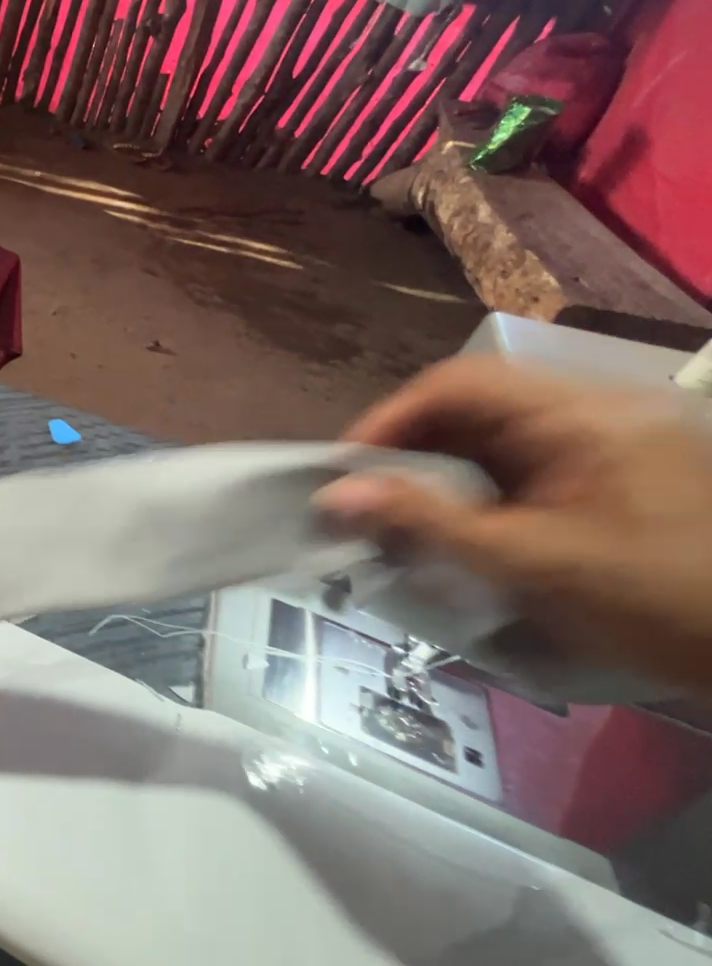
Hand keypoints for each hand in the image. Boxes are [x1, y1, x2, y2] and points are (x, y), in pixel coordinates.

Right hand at [317, 356, 711, 688]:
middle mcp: (593, 413)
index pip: (457, 384)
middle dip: (404, 449)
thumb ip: (423, 522)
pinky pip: (514, 462)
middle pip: (468, 407)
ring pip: (486, 436)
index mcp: (582, 417)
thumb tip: (332, 497)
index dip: (388, 418)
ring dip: (431, 471)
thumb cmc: (656, 602)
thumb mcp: (527, 563)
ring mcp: (603, 443)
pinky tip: (448, 527)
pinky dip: (468, 488)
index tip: (348, 469)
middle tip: (363, 496)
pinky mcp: (605, 474)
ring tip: (395, 515)